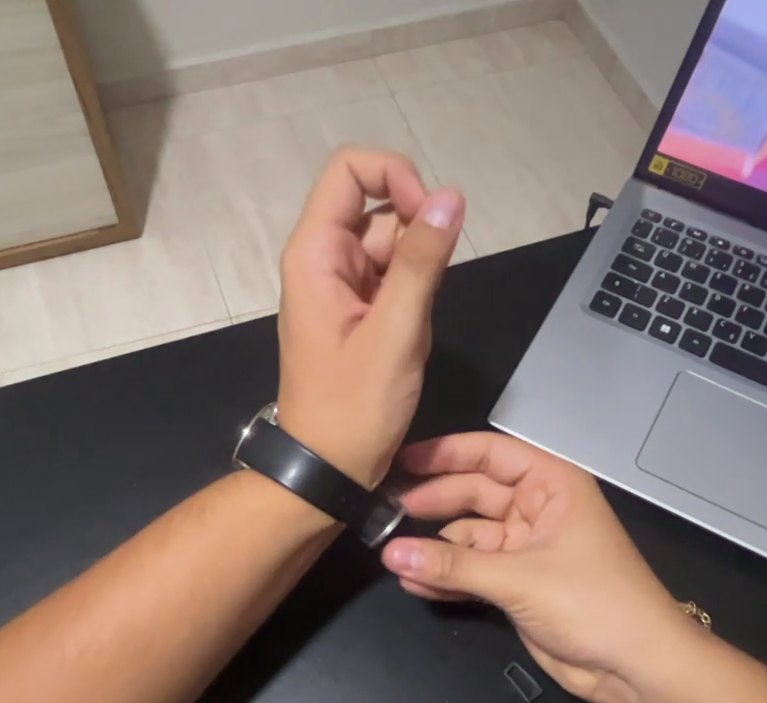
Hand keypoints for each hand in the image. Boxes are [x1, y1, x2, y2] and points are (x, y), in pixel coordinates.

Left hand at [275, 149, 465, 487]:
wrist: (329, 467)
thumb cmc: (354, 408)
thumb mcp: (395, 333)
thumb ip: (423, 262)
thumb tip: (451, 196)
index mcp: (315, 254)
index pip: (350, 170)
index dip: (395, 176)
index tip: (429, 217)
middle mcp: (323, 260)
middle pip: (378, 208)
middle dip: (414, 244)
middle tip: (422, 298)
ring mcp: (341, 287)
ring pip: (393, 248)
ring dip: (416, 282)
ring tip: (409, 332)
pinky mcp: (358, 312)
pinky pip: (393, 283)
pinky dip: (411, 304)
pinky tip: (408, 342)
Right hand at [379, 433, 705, 702]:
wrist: (634, 666)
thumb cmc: (591, 601)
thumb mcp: (519, 577)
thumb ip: (453, 565)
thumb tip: (390, 554)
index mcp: (551, 485)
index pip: (490, 455)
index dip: (445, 454)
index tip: (400, 459)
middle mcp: (536, 509)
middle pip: (472, 495)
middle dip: (431, 504)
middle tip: (385, 513)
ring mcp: (525, 549)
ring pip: (468, 538)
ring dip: (434, 549)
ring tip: (390, 555)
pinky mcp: (516, 586)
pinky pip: (472, 573)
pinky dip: (446, 578)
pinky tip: (413, 582)